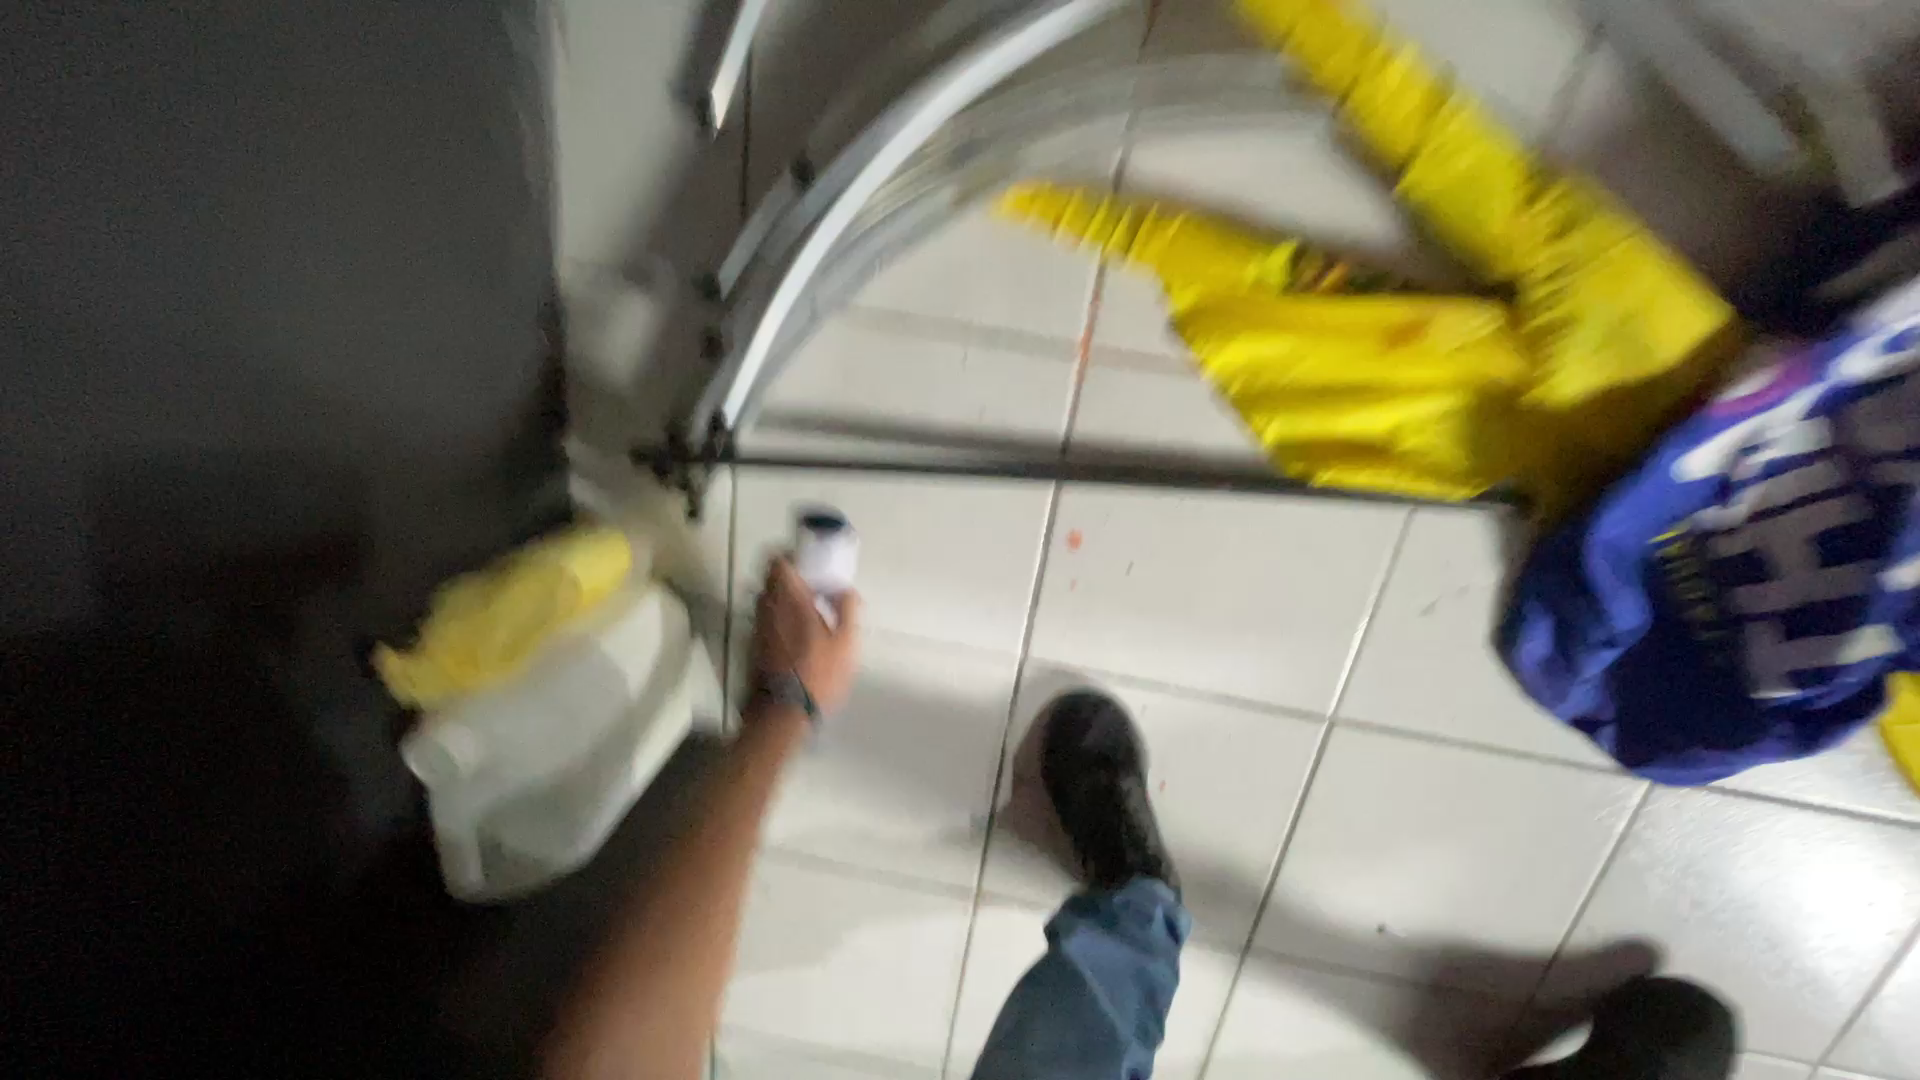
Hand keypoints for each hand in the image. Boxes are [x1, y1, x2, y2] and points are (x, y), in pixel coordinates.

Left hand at [751, 557, 861, 715]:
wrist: (782, 713)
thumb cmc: (818, 674)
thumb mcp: (846, 642)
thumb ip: (848, 608)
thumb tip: (845, 589)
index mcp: (789, 599)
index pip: (778, 561)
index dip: (791, 555)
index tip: (808, 561)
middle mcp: (766, 607)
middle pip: (770, 578)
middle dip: (790, 577)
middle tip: (812, 586)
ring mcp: (756, 627)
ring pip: (766, 599)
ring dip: (783, 598)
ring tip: (807, 610)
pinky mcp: (752, 645)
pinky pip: (765, 618)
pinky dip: (778, 617)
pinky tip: (797, 634)